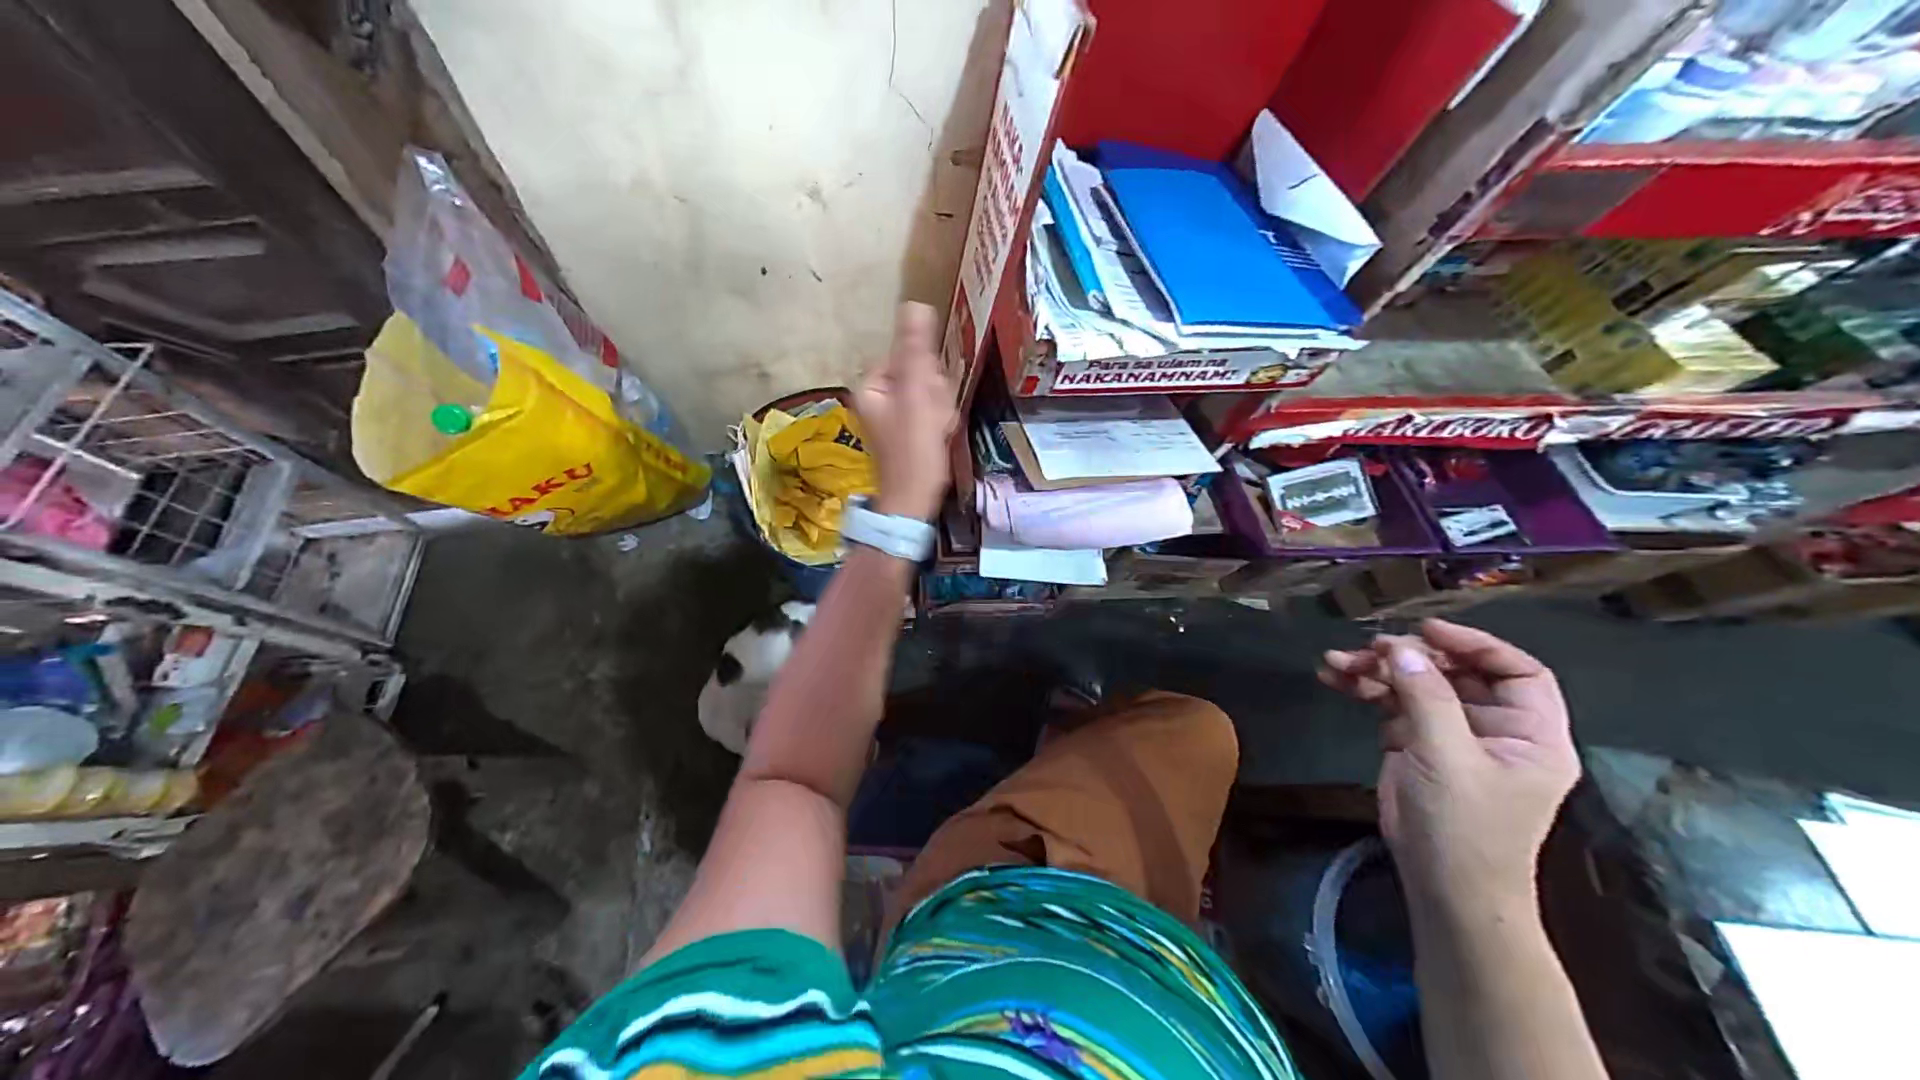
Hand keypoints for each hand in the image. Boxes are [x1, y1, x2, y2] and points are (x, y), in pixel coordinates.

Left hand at [855, 302, 958, 521]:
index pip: (911, 357)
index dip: (928, 375)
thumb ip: (916, 351)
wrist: (914, 502)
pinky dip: (938, 423)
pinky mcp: (906, 429)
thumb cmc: (914, 452)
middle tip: (934, 419)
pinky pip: (931, 412)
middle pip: (921, 374)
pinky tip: (937, 437)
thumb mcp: (917, 397)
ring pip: (930, 393)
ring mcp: (892, 414)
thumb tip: (914, 304)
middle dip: (935, 394)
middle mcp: (877, 396)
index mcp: (871, 384)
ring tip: (937, 430)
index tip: (930, 398)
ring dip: (940, 410)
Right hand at [1318, 620, 1578, 911]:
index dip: (1476, 644)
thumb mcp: (1447, 758)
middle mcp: (1493, 727)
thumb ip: (1426, 698)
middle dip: (1410, 657)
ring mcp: (1450, 734)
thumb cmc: (1464, 827)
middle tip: (1370, 650)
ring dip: (1376, 669)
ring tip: (1337, 661)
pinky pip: (1390, 703)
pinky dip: (1363, 688)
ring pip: (1416, 684)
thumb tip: (1401, 649)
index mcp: (1529, 733)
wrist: (1443, 887)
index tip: (1427, 631)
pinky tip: (1333, 677)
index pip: (1516, 671)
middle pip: (1454, 672)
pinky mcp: (1414, 743)